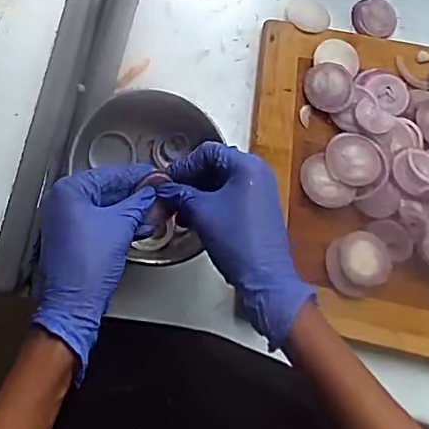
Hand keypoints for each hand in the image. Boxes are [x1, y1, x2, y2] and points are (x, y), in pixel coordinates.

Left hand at [33, 164, 159, 377]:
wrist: (72, 307)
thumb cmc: (85, 268)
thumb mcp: (122, 224)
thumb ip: (140, 201)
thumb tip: (151, 191)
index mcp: (68, 191)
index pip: (112, 173)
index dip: (140, 175)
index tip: (158, 176)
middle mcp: (61, 202)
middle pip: (108, 188)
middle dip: (136, 194)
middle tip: (159, 193)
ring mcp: (64, 221)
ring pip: (105, 206)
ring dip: (131, 209)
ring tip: (154, 210)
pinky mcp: (71, 238)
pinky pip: (100, 221)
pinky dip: (120, 221)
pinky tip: (139, 224)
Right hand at [156, 141, 313, 348]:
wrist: (264, 277)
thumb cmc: (237, 240)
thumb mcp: (201, 212)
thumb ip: (180, 194)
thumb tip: (164, 189)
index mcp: (247, 165)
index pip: (208, 151)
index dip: (184, 164)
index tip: (168, 180)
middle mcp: (258, 172)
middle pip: (216, 164)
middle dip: (190, 179)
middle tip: (171, 193)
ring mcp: (261, 190)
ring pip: (222, 182)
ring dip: (198, 193)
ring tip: (179, 209)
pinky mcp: (259, 208)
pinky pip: (231, 196)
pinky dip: (211, 203)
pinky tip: (194, 218)